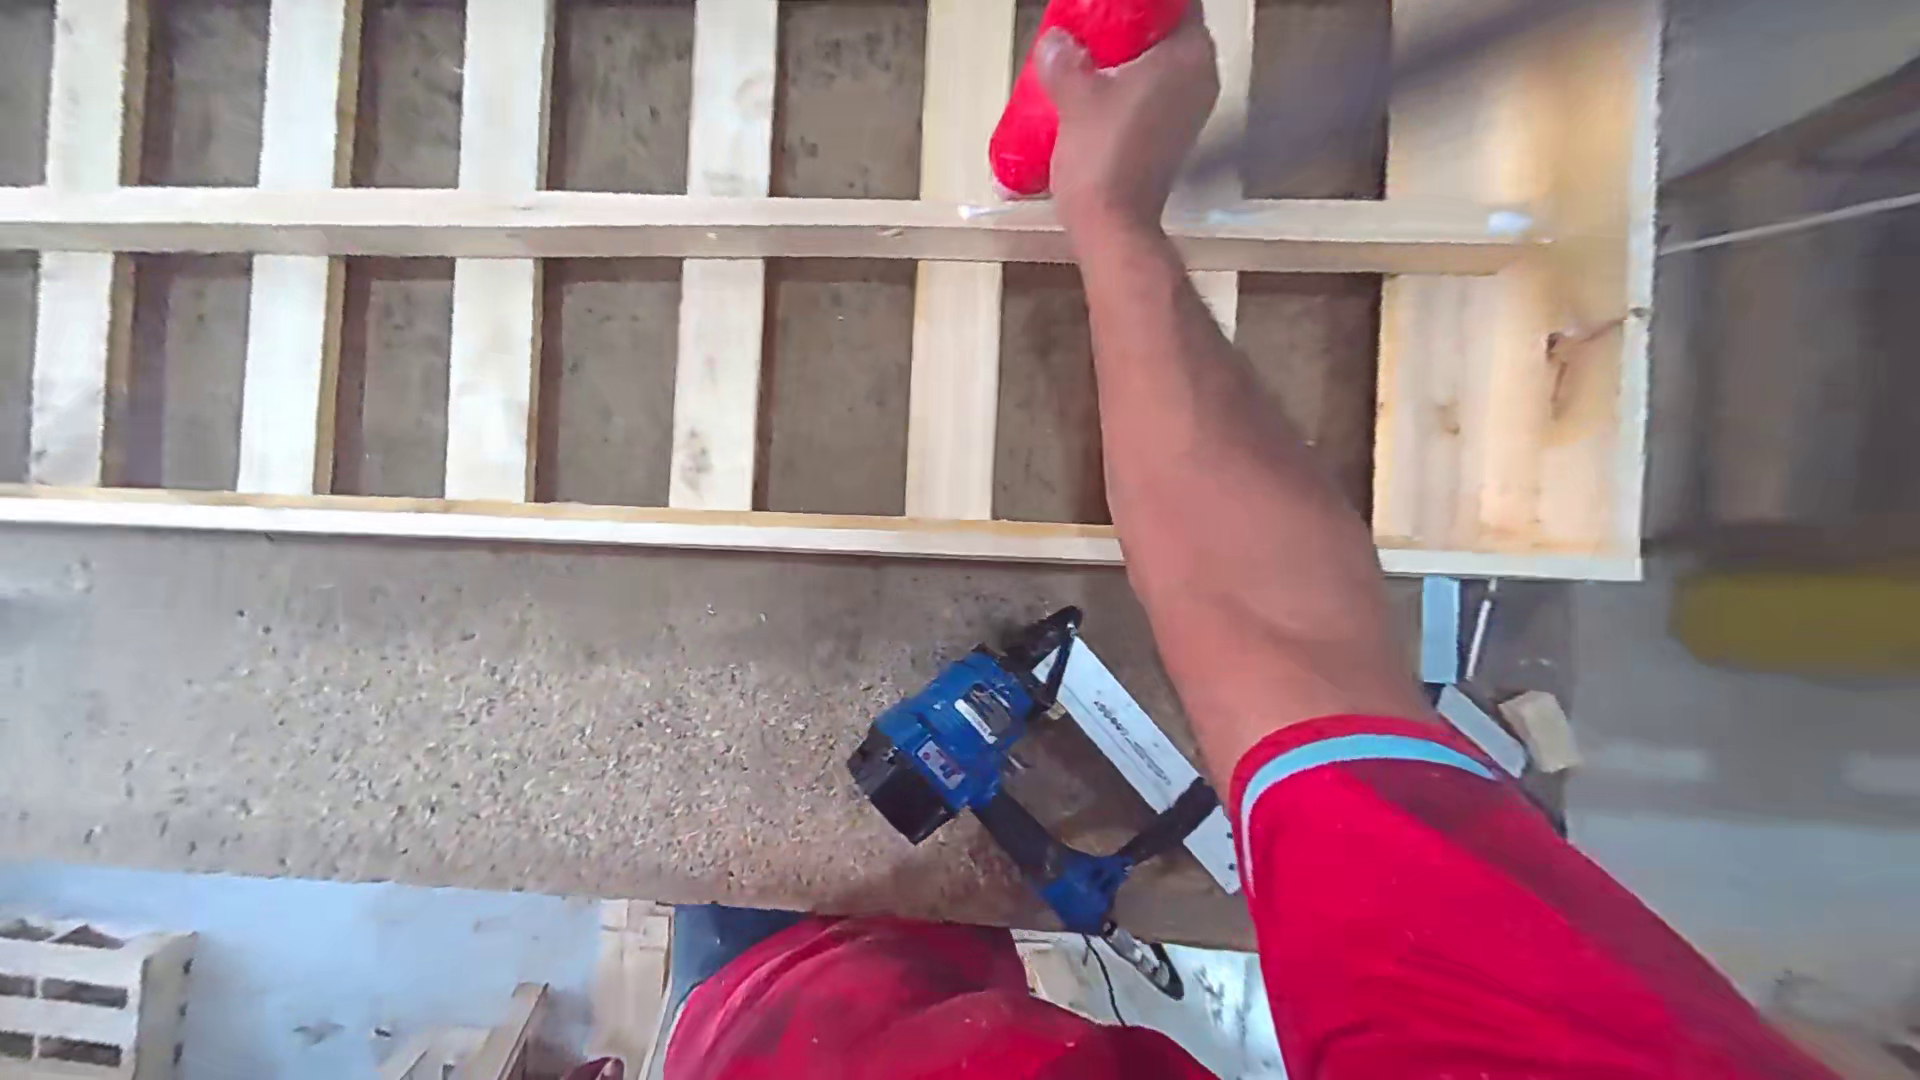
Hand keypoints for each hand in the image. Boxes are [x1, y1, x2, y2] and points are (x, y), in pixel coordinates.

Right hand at [1035, 10, 1220, 237]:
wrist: (1112, 231)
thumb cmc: (1101, 160)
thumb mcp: (1075, 99)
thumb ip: (1064, 60)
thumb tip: (1055, 42)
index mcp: (1190, 53)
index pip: (1173, 2)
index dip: (1134, 4)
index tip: (1103, 8)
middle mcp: (1201, 80)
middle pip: (1164, 35)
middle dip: (1126, 32)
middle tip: (1088, 30)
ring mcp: (1188, 118)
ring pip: (1156, 72)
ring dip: (1123, 66)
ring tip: (1085, 64)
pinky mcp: (1170, 147)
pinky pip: (1150, 103)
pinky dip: (1126, 96)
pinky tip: (1094, 100)